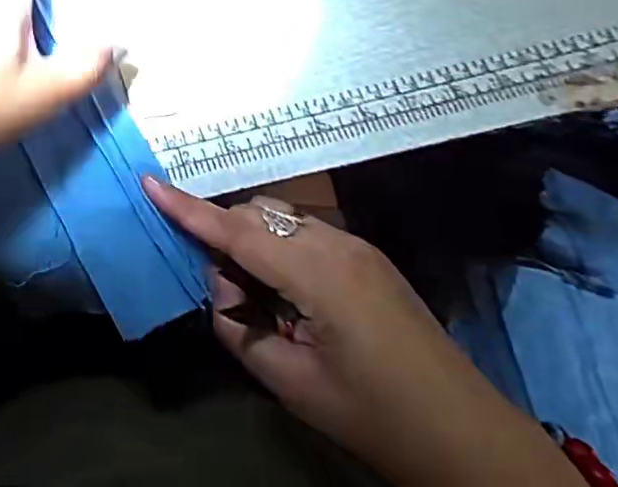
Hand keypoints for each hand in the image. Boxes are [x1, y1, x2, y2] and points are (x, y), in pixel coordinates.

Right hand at [143, 177, 577, 486]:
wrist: (467, 434)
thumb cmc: (377, 417)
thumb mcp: (294, 385)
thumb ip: (242, 331)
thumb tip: (222, 292)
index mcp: (318, 273)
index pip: (238, 231)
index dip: (189, 208)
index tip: (151, 182)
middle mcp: (337, 242)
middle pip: (259, 215)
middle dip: (226, 237)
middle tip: (228, 296)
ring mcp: (357, 245)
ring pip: (283, 220)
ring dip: (256, 244)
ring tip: (263, 303)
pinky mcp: (368, 256)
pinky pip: (307, 234)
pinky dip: (283, 252)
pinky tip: (293, 298)